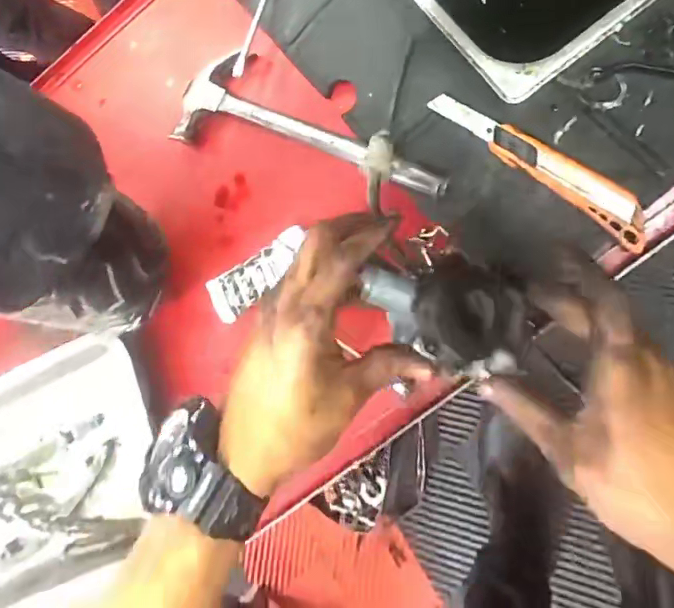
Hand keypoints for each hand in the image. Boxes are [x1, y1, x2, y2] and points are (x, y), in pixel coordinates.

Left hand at [219, 214, 435, 495]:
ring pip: (303, 253)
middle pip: (315, 240)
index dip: (369, 236)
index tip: (395, 224)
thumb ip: (387, 366)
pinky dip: (323, 264)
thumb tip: (431, 363)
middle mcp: (285, 299)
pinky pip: (298, 273)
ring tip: (372, 254)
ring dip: (336, 243)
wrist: (241, 450)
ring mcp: (273, 303)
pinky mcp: (268, 313)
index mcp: (307, 316)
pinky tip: (348, 286)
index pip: (340, 258)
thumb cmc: (296, 426)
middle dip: (349, 224)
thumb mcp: (347, 396)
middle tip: (382, 226)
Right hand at [480, 266, 673, 606]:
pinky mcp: (667, 388)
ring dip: (583, 312)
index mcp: (621, 359)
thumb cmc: (632, 481)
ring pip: (618, 325)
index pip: (602, 295)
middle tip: (525, 288)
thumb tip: (485, 381)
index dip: (578, 268)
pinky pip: (628, 342)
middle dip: (565, 293)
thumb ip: (527, 409)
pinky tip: (577, 350)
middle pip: (604, 308)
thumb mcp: (570, 451)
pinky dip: (598, 332)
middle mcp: (644, 353)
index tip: (551, 249)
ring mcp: (661, 370)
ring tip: (544, 312)